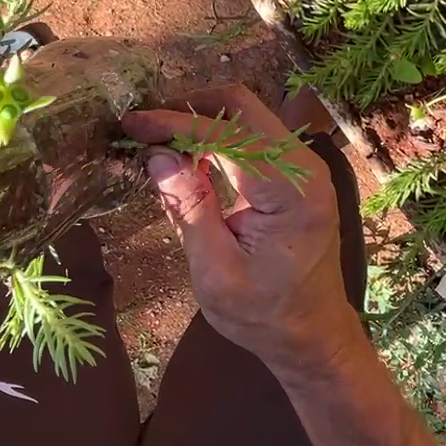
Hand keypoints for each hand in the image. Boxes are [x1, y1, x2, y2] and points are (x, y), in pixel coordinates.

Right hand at [122, 86, 361, 377]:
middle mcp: (303, 167)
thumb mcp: (216, 271)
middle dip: (188, 107)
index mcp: (291, 190)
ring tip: (156, 137)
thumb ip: (188, 208)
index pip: (227, 134)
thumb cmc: (264, 316)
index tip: (132, 122)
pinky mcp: (292, 175)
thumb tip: (156, 155)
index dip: (175, 123)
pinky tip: (185, 155)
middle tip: (144, 125)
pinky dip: (215, 138)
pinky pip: (250, 138)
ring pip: (245, 117)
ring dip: (200, 120)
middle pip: (242, 107)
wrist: (313, 338)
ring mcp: (301, 168)